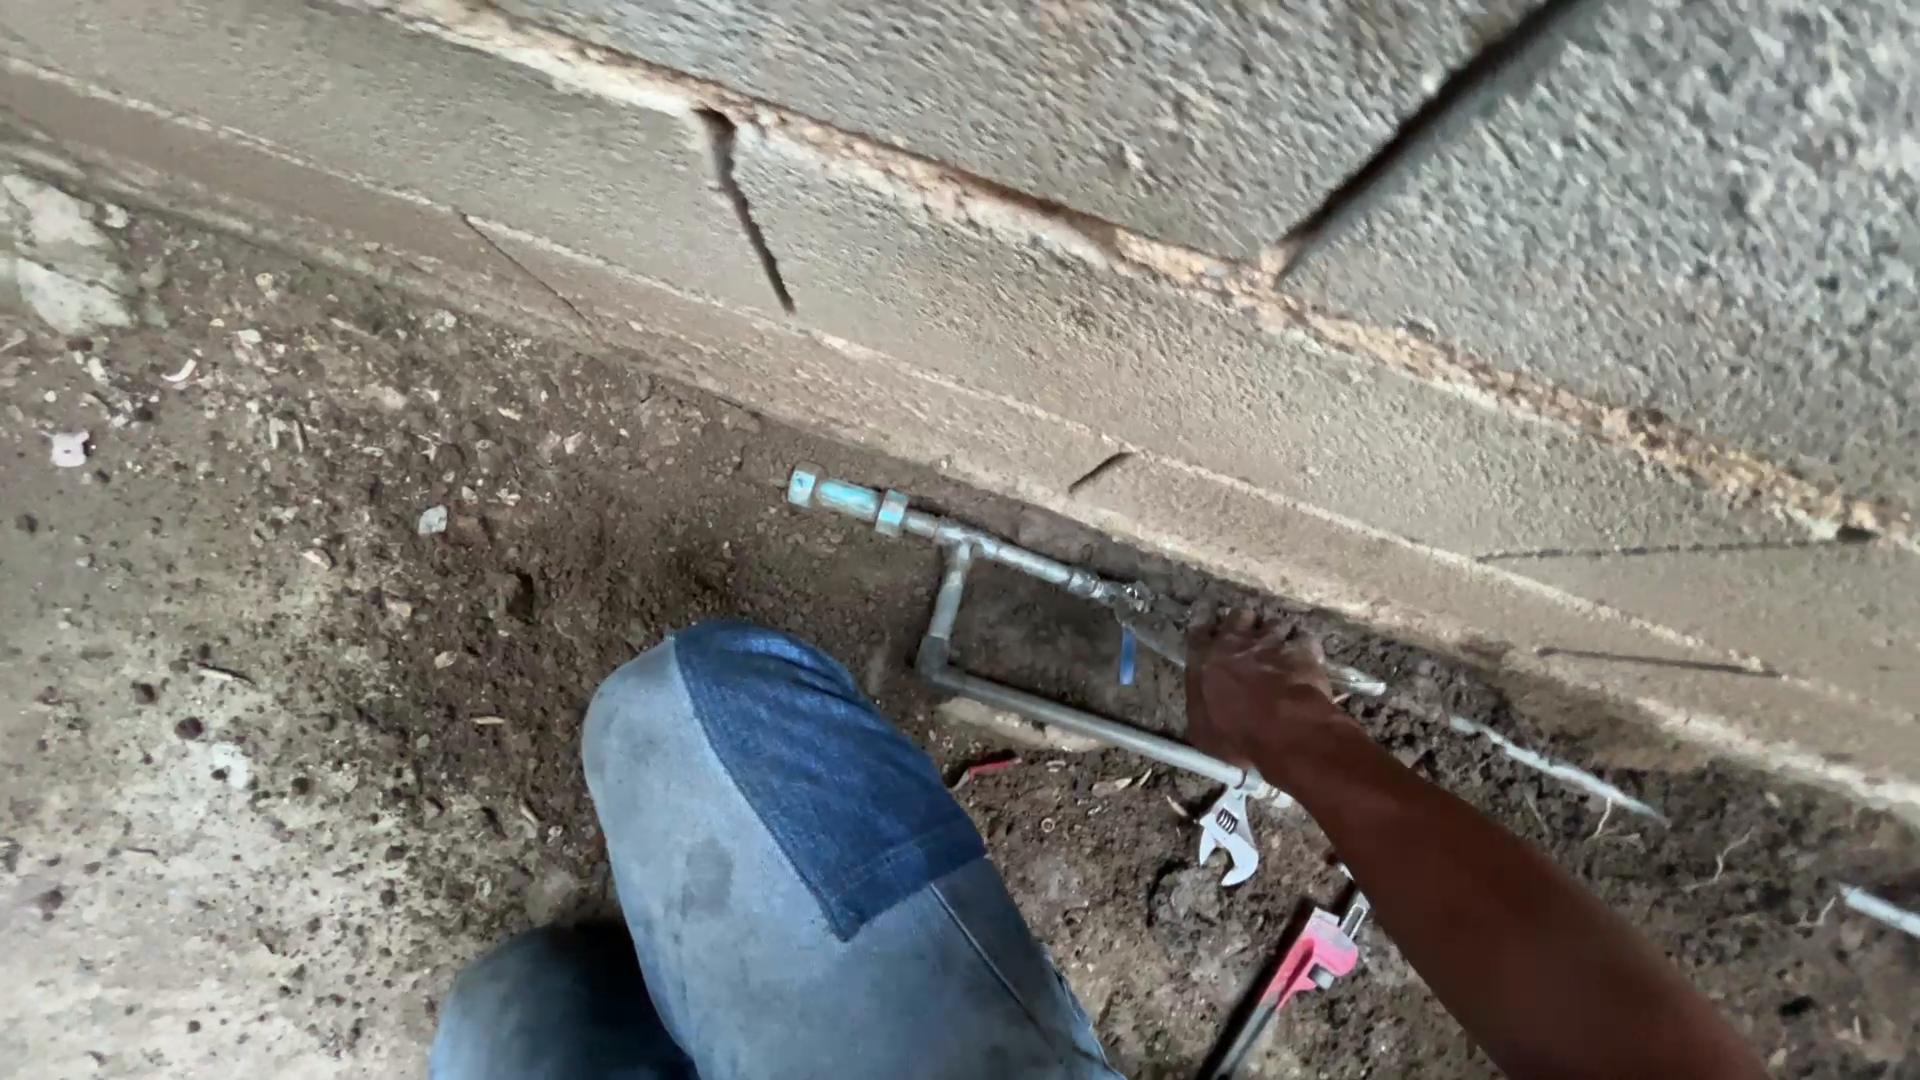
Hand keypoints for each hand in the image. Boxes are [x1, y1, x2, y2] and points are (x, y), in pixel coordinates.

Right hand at [1185, 608, 1342, 765]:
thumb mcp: (1202, 730)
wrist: (1283, 731)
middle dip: (1244, 622)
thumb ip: (1200, 708)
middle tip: (1249, 636)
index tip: (1206, 610)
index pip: (1198, 627)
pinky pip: (1305, 639)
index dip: (1202, 616)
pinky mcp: (1302, 650)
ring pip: (1274, 623)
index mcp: (1204, 659)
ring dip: (1276, 634)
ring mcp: (1271, 643)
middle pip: (1239, 615)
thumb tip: (1200, 711)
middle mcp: (1235, 642)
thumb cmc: (1234, 734)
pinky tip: (1308, 659)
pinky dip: (1306, 647)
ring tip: (1281, 649)